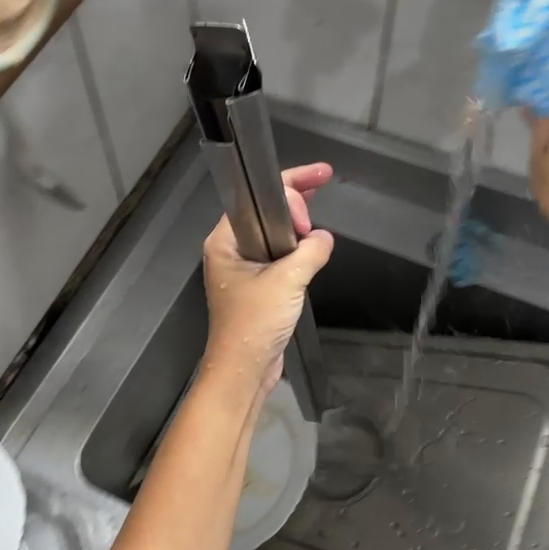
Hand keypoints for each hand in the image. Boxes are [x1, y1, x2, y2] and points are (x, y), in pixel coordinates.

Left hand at [201, 163, 335, 393]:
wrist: (244, 370)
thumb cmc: (253, 324)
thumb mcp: (287, 282)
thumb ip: (309, 252)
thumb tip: (323, 238)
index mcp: (225, 241)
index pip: (255, 198)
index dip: (286, 190)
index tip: (312, 199)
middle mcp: (230, 249)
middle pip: (263, 210)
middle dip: (293, 196)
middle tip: (324, 180)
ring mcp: (243, 268)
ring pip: (272, 232)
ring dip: (296, 224)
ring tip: (318, 212)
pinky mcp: (257, 286)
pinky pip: (278, 255)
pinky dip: (296, 247)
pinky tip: (313, 245)